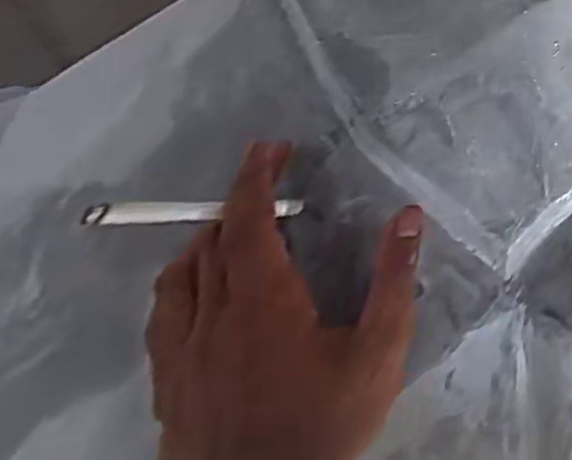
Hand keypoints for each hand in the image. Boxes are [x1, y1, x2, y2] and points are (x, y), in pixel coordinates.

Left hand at [145, 142, 423, 459]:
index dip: (254, 179)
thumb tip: (408, 216)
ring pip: (179, 280)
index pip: (247, 224)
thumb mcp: (380, 351)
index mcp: (263, 305)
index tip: (269, 147)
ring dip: (206, 240)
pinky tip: (202, 294)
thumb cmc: (327, 425)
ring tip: (236, 226)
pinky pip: (163, 320)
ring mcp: (183, 359)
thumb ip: (394, 279)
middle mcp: (213, 322)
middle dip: (239, 200)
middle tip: (270, 177)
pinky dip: (181, 285)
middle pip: (211, 244)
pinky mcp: (169, 392)